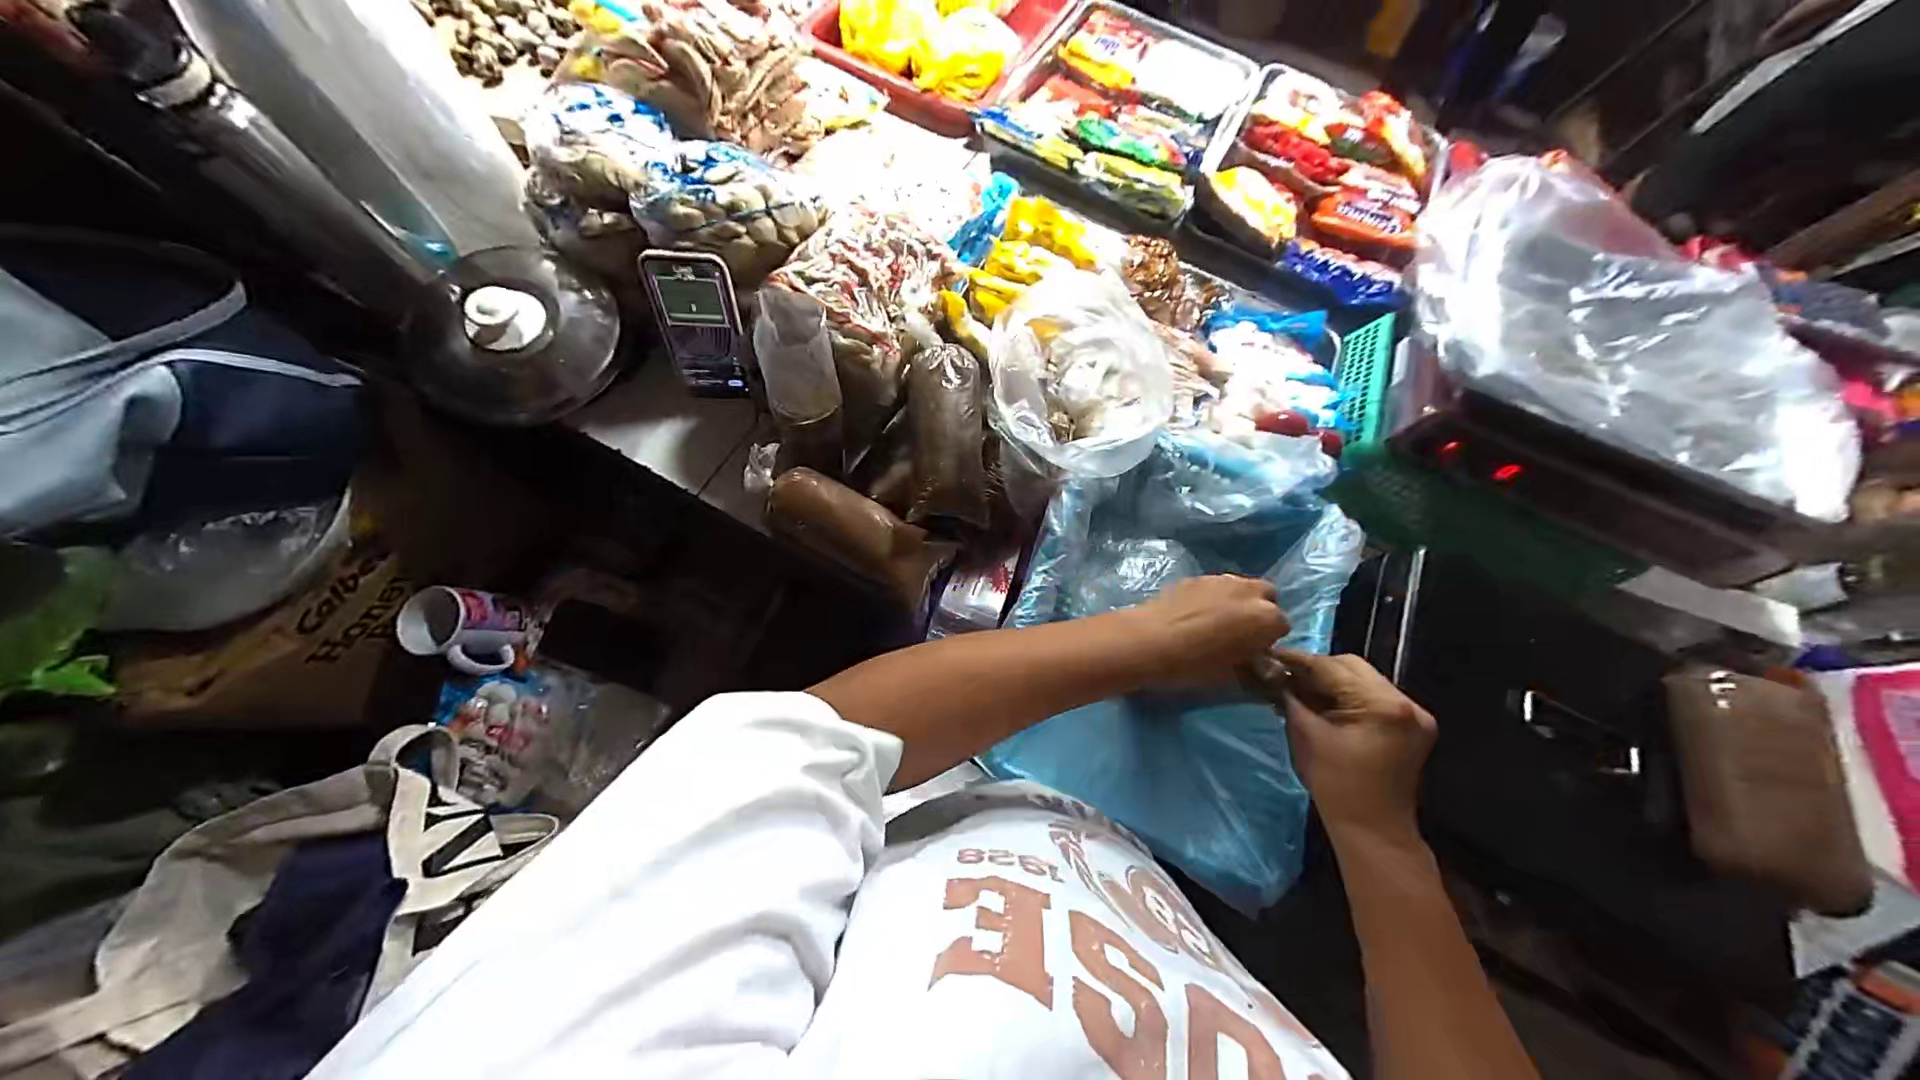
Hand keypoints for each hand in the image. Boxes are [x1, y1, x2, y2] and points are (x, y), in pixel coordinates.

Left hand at [1127, 575, 1289, 685]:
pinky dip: (1212, 596)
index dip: (1266, 641)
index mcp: (1267, 617)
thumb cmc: (1192, 664)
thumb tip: (1257, 667)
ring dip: (1236, 602)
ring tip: (1214, 623)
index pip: (1281, 626)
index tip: (1251, 652)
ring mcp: (1221, 579)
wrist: (1147, 640)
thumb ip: (1252, 667)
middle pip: (1266, 598)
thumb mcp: (1229, 675)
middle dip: (1257, 612)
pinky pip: (1215, 585)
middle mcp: (1249, 591)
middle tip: (1238, 633)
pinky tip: (1194, 614)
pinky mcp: (1195, 576)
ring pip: (1240, 588)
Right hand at [1269, 648, 1435, 840]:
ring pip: (1363, 678)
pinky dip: (1347, 695)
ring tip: (1300, 688)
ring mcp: (1414, 714)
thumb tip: (1273, 672)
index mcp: (1382, 705)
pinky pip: (1374, 695)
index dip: (1297, 660)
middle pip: (1352, 667)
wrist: (1374, 830)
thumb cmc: (1336, 785)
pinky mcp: (1412, 725)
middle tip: (1284, 674)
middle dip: (1316, 669)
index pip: (1333, 667)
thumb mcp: (1306, 734)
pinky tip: (1324, 702)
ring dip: (1331, 681)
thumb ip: (1291, 697)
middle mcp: (1406, 703)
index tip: (1269, 655)